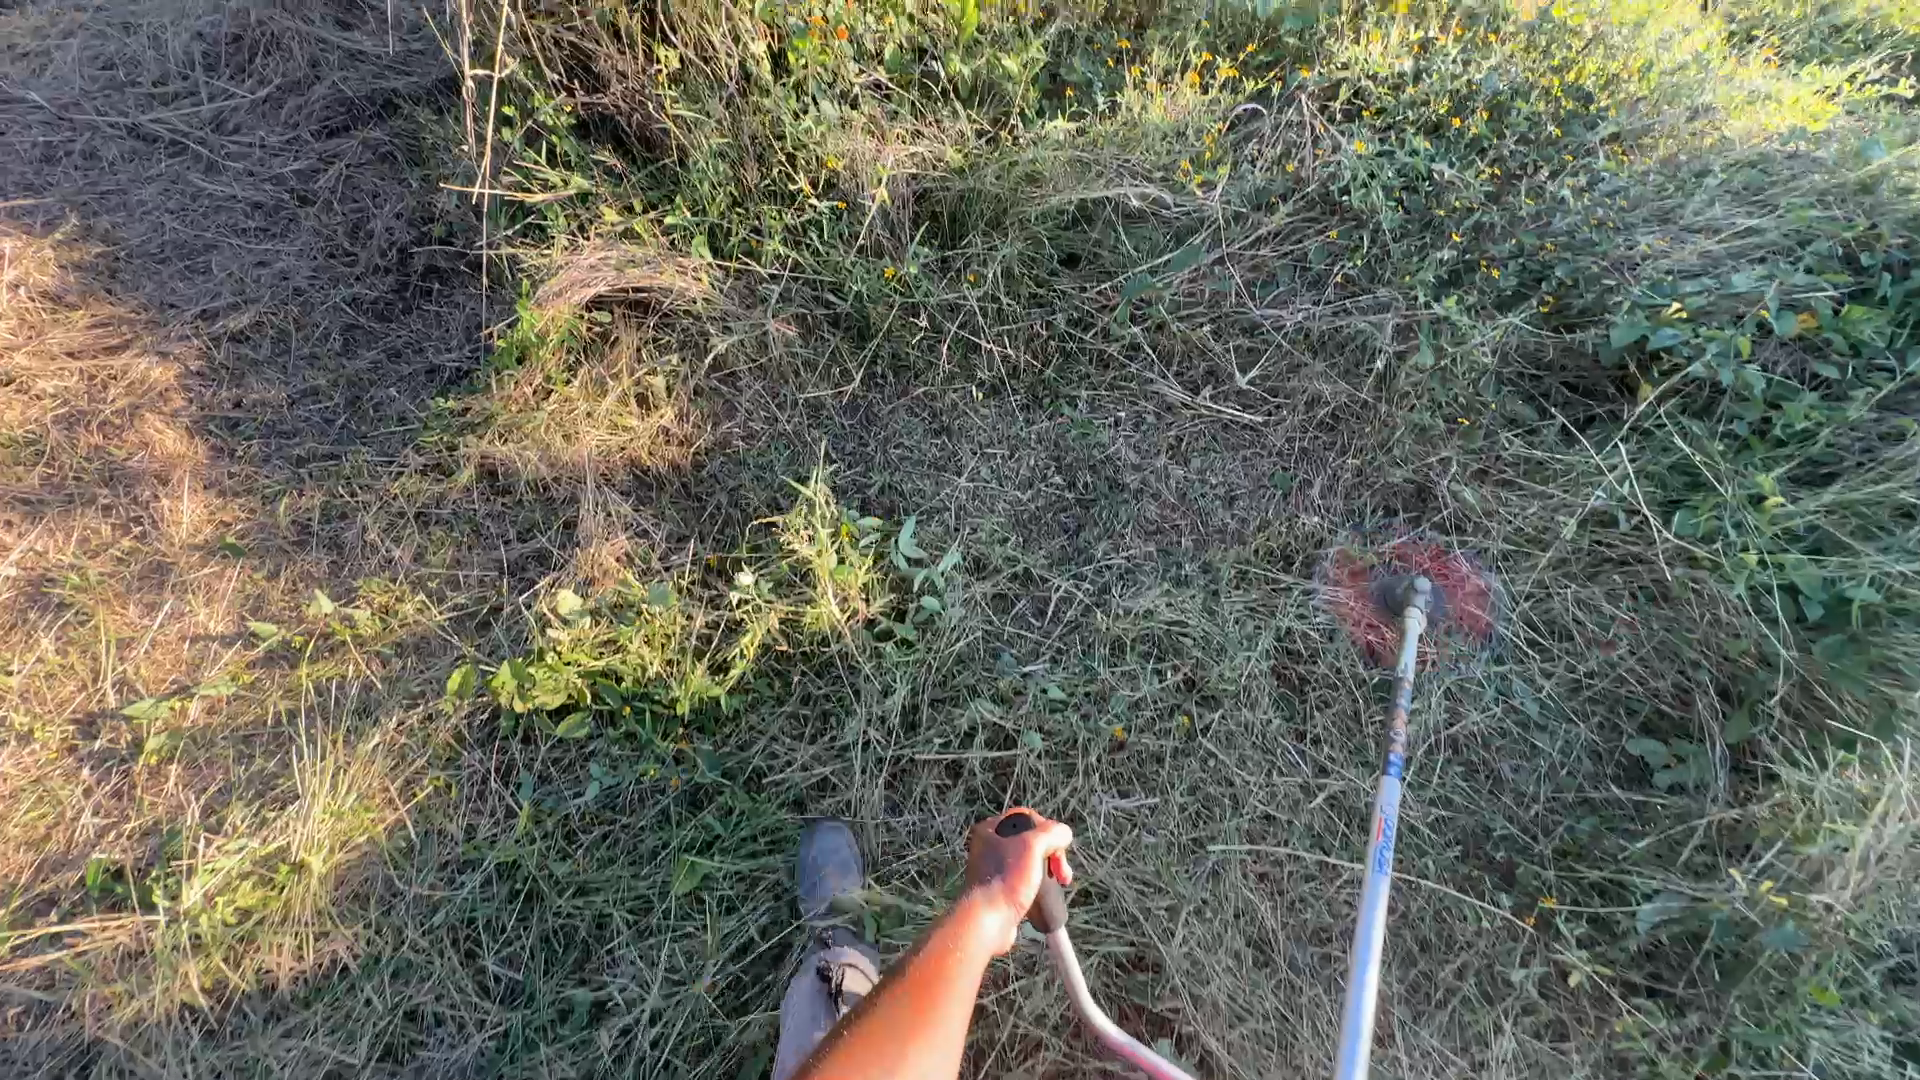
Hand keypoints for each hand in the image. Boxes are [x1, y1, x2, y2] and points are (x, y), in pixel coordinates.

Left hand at [961, 808, 1073, 953]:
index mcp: (991, 829)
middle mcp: (990, 846)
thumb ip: (1051, 832)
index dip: (1047, 831)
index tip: (1057, 849)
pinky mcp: (1002, 890)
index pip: (1027, 818)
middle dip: (1053, 854)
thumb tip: (1064, 833)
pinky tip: (1045, 895)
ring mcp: (995, 869)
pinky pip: (1026, 881)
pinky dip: (1039, 885)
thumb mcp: (1032, 845)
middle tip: (1062, 873)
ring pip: (1031, 862)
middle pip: (1032, 841)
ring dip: (1049, 871)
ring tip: (1060, 883)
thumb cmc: (1008, 878)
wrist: (990, 920)